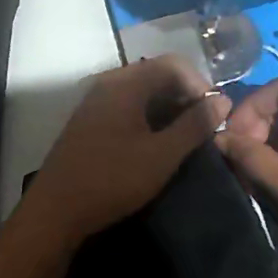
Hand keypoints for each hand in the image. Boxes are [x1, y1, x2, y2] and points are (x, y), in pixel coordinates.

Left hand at [13, 55, 230, 248]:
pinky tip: (158, 143)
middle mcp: (109, 84)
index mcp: (125, 84)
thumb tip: (223, 100)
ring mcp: (96, 103)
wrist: (55, 213)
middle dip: (186, 96)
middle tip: (204, 126)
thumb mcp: (163, 155)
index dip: (201, 84)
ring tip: (186, 137)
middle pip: (158, 74)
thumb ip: (195, 125)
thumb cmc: (113, 180)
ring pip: (143, 92)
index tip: (215, 114)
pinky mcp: (90, 122)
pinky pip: (128, 106)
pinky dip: (150, 117)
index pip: (175, 64)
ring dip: (169, 108)